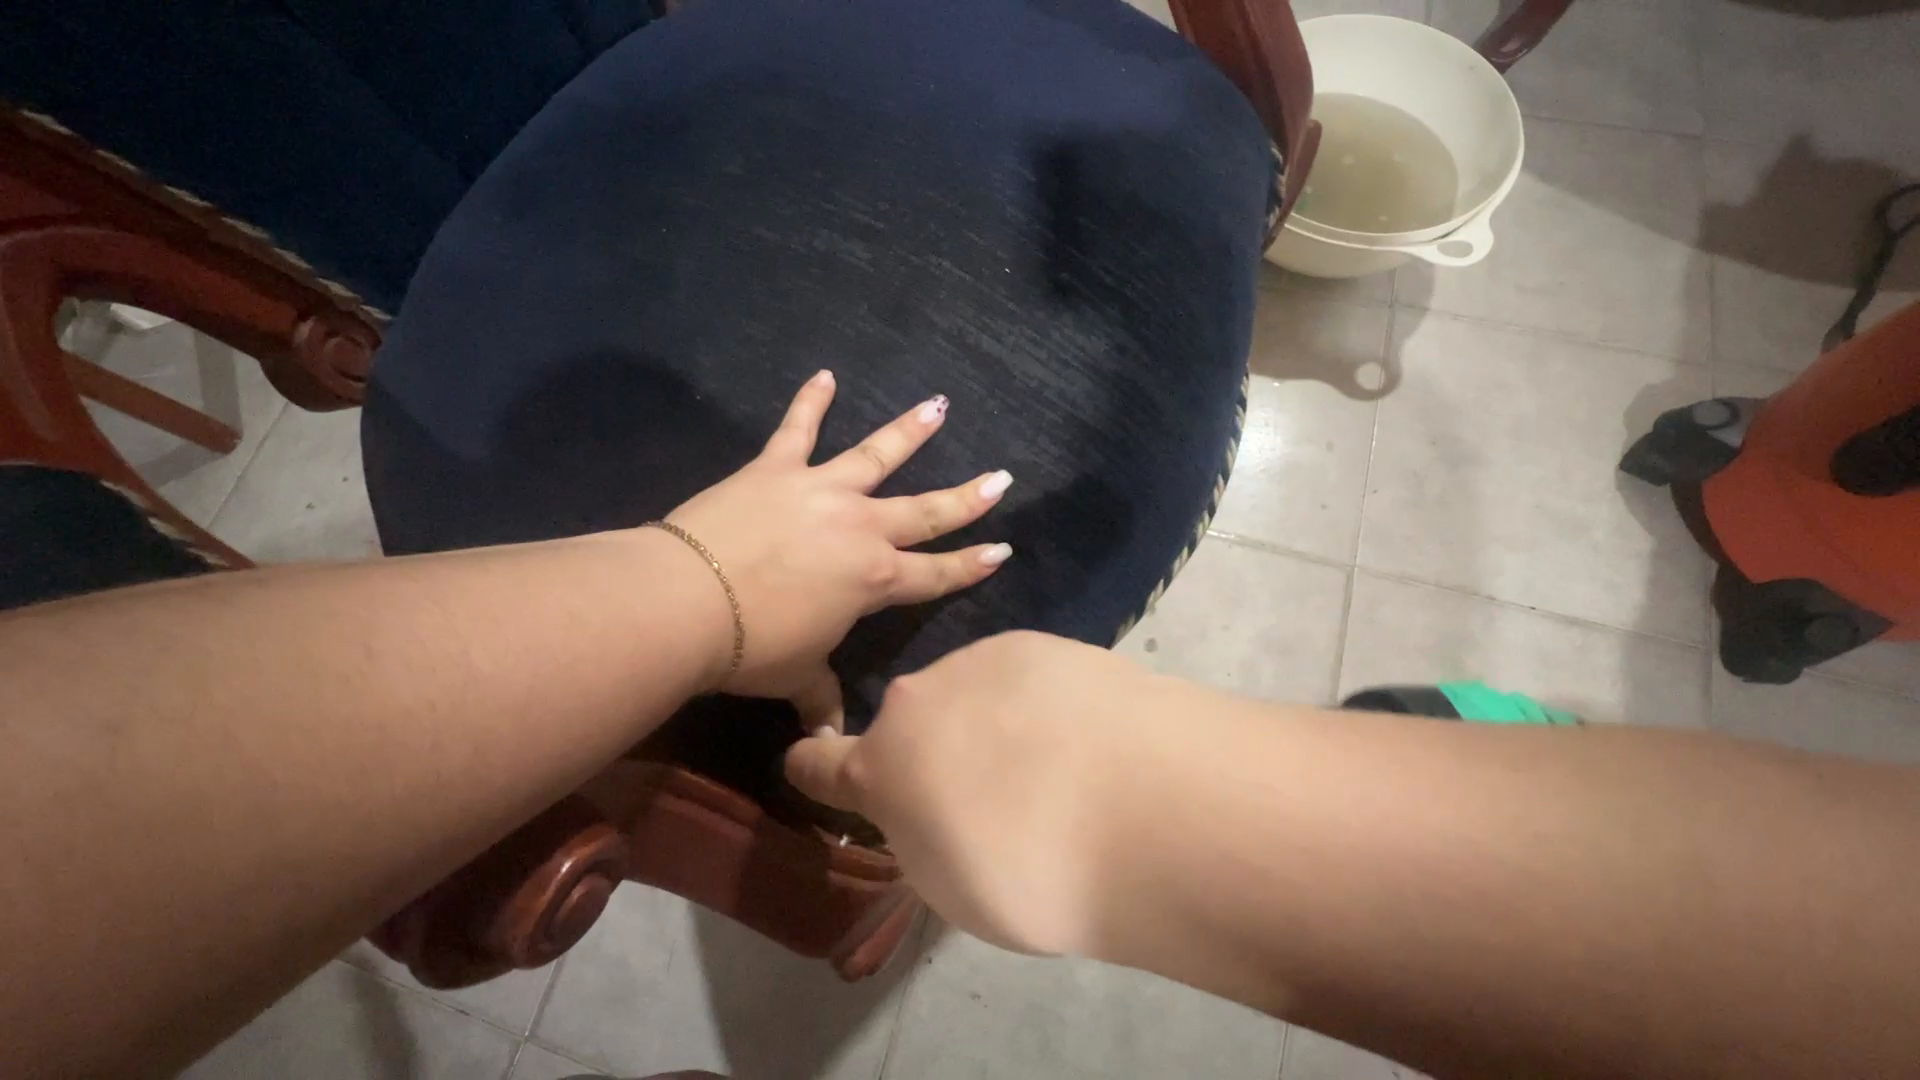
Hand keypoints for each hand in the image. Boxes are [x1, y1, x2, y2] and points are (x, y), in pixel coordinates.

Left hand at [665, 370, 1013, 728]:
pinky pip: (798, 428)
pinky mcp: (777, 468)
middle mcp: (861, 528)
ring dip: (911, 430)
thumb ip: (820, 700)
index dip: (972, 565)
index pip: (936, 574)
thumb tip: (828, 741)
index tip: (1004, 549)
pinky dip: (811, 400)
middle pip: (925, 512)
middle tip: (1001, 478)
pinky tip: (824, 374)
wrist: (687, 602)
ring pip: (877, 455)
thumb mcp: (795, 675)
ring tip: (939, 406)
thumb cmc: (752, 647)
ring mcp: (822, 491)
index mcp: (874, 580)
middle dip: (967, 497)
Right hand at [783, 631, 1163, 955]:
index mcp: (883, 766)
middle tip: (995, 792)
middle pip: (912, 723)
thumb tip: (935, 808)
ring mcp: (979, 661)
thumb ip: (923, 834)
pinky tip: (1084, 731)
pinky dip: (1040, 699)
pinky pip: (1022, 674)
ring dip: (992, 720)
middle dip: (936, 750)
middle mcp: (919, 699)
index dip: (814, 769)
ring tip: (1056, 762)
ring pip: (971, 692)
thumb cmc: (1031, 872)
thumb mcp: (951, 883)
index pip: (820, 763)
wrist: (1140, 805)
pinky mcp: (1038, 641)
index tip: (813, 767)